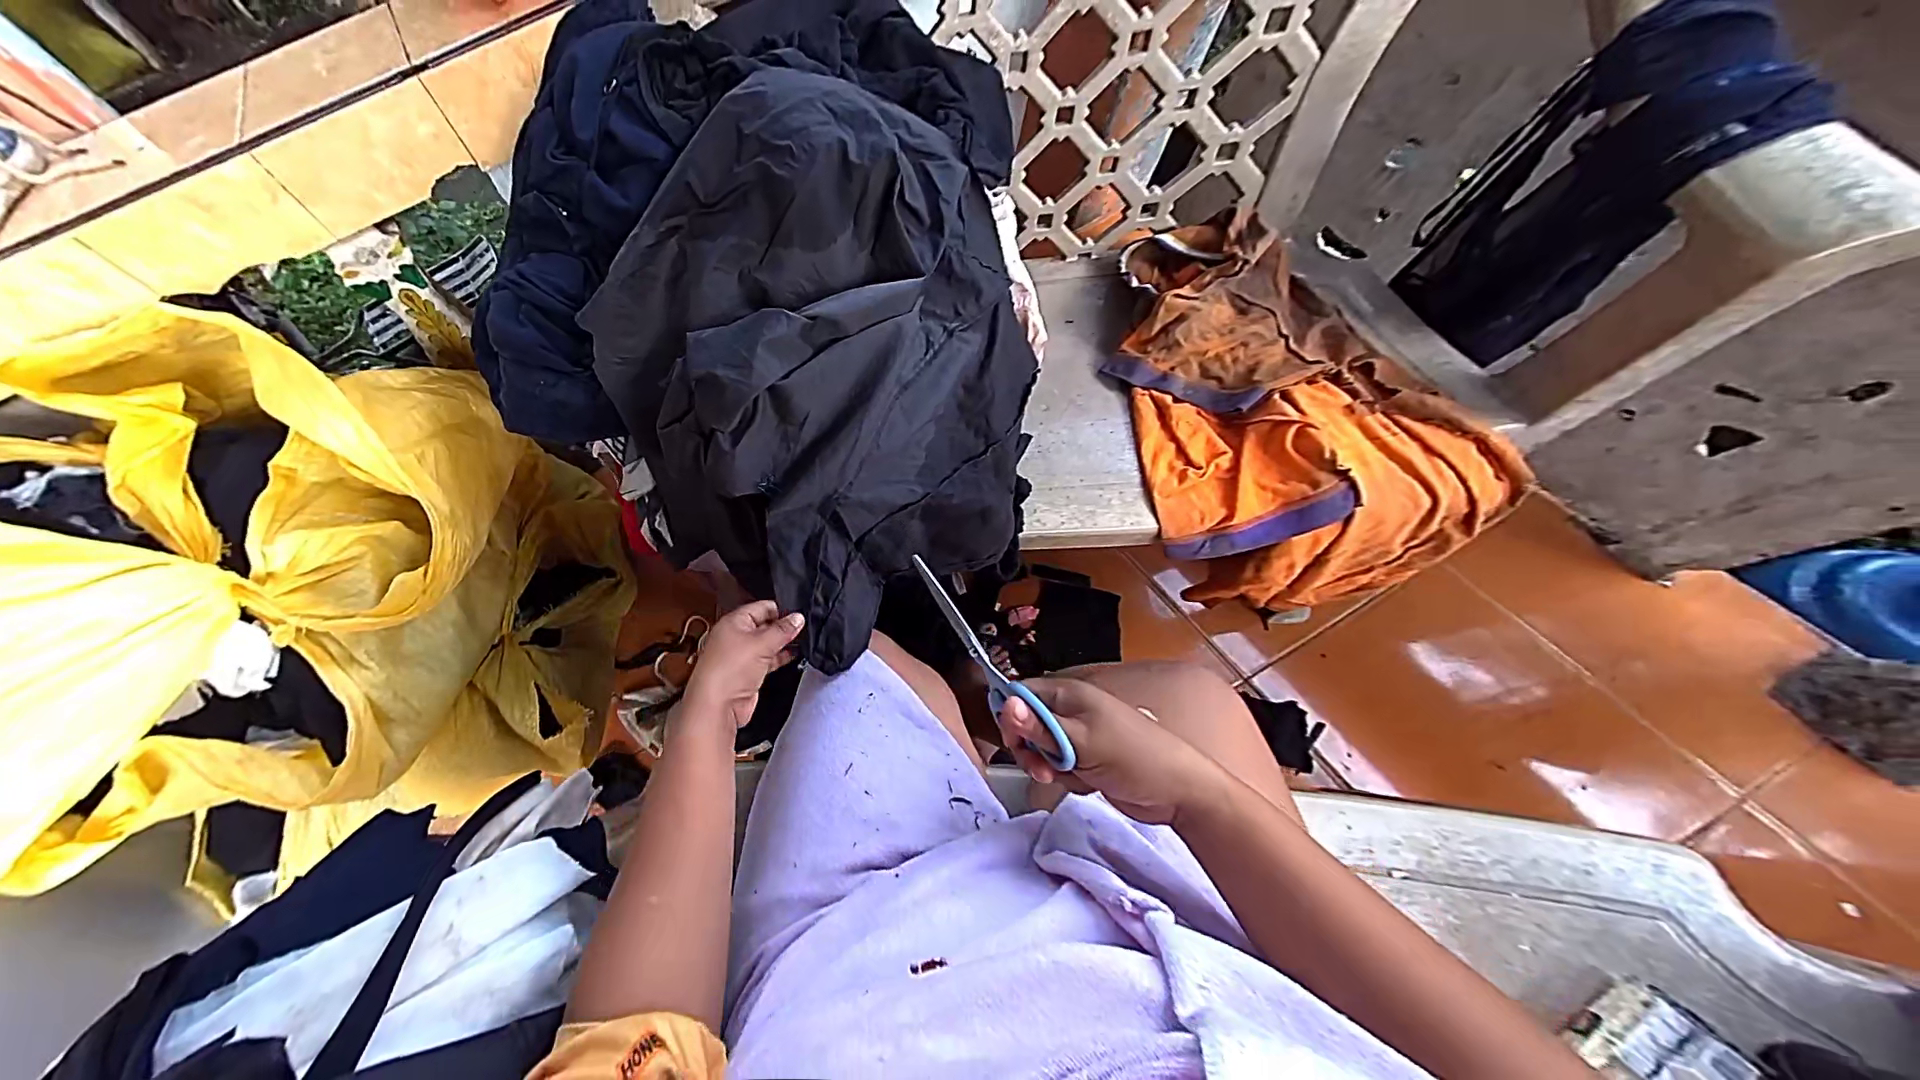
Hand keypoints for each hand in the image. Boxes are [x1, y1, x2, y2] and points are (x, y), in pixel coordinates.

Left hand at [679, 601, 803, 729]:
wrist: (718, 705)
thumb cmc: (727, 671)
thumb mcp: (762, 643)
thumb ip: (783, 630)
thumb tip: (797, 618)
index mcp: (734, 622)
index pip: (762, 607)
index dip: (780, 610)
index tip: (798, 615)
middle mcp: (736, 637)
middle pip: (765, 625)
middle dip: (783, 627)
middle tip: (802, 629)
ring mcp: (742, 655)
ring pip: (767, 643)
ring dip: (782, 643)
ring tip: (802, 641)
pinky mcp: (748, 672)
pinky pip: (767, 660)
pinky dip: (779, 657)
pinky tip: (792, 656)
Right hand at [998, 677, 1227, 825]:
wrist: (1178, 792)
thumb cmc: (1135, 758)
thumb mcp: (1082, 742)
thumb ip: (1041, 726)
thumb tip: (1006, 704)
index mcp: (1071, 693)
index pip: (1022, 695)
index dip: (1012, 718)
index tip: (1016, 743)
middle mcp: (1073, 710)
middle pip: (1029, 724)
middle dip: (1030, 748)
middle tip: (1043, 766)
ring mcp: (1081, 736)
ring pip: (1043, 748)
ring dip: (1048, 765)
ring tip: (1066, 775)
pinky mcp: (1088, 759)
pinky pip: (1060, 765)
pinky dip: (1066, 776)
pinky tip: (1083, 782)